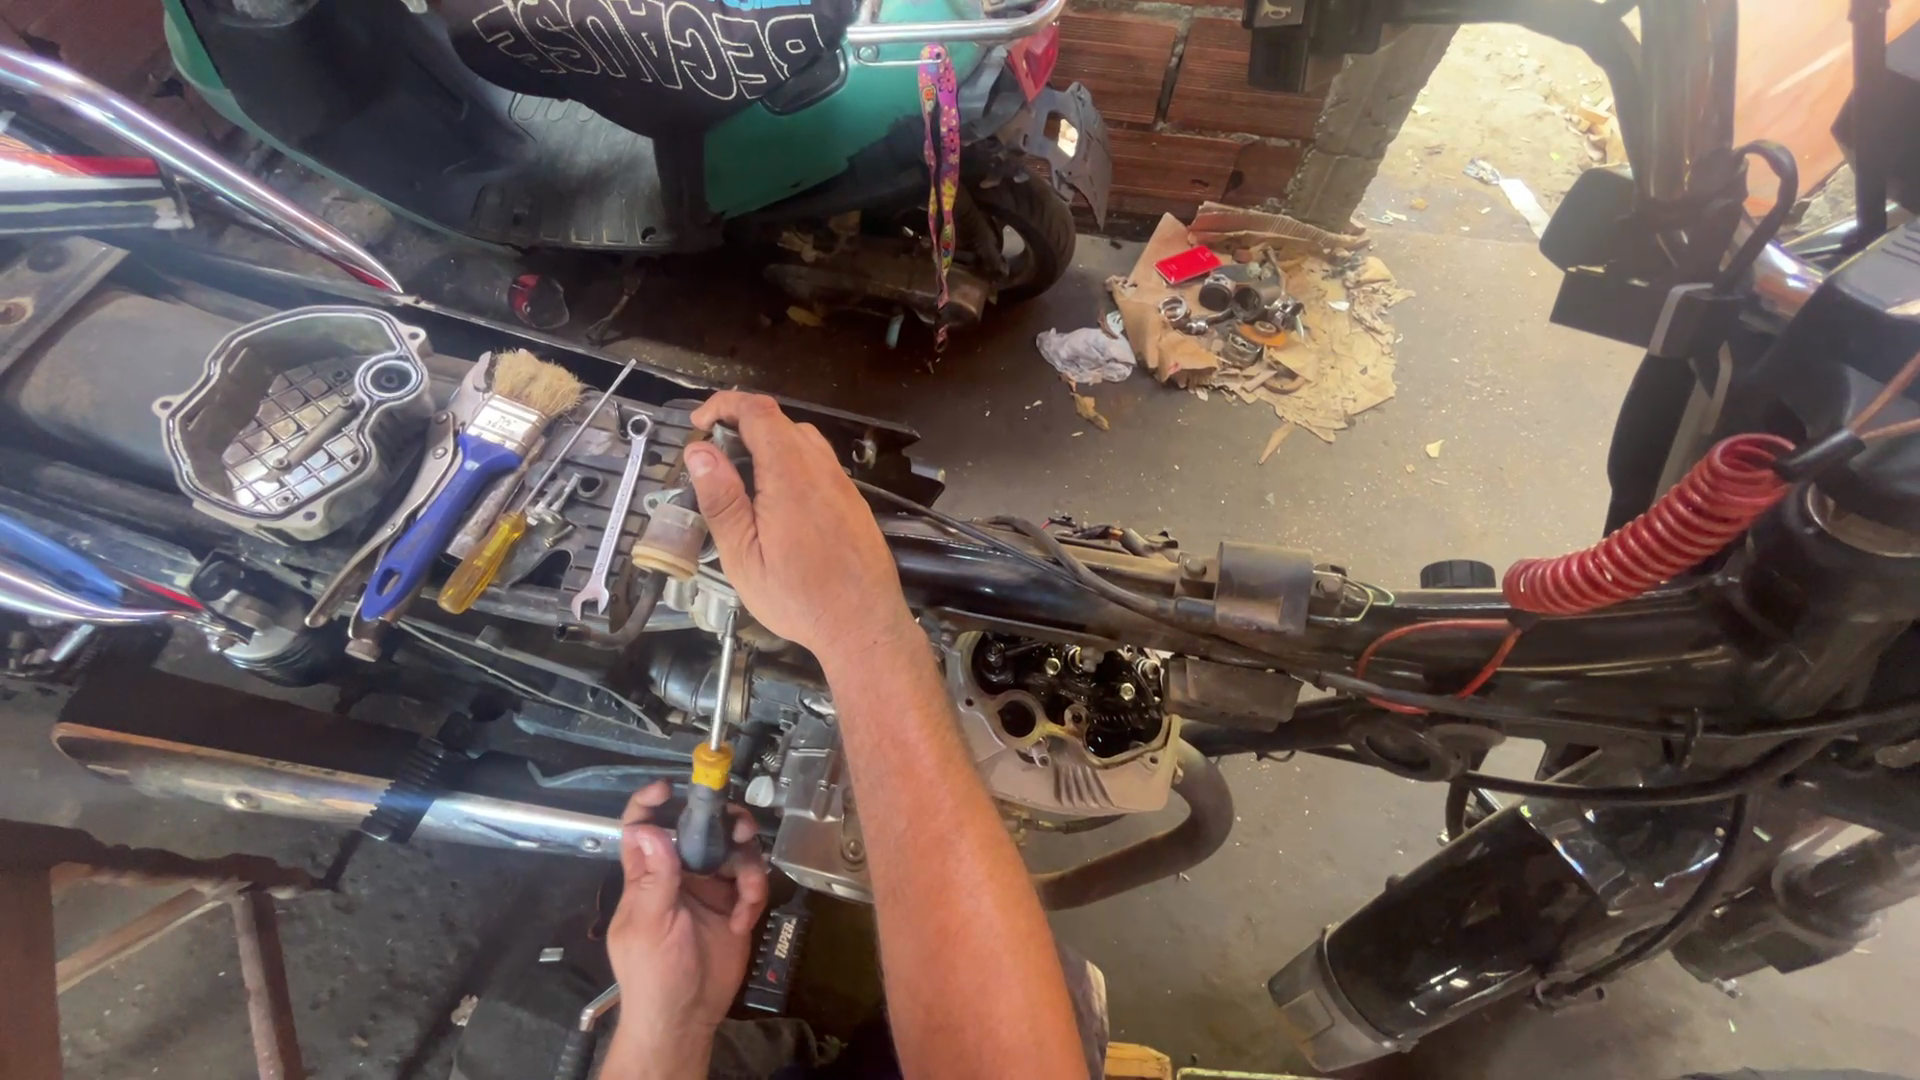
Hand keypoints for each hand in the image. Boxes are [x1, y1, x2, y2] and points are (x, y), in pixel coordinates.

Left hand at [603, 782, 767, 1076]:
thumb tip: (646, 829)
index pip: (642, 827)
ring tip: (748, 892)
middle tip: (743, 830)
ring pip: (736, 850)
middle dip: (726, 824)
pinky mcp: (735, 902)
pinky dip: (754, 896)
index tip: (670, 786)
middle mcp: (680, 872)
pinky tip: (744, 920)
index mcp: (648, 875)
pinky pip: (753, 880)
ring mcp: (710, 886)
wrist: (687, 1019)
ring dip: (749, 866)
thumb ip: (653, 878)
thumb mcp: (648, 927)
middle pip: (703, 827)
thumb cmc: (653, 977)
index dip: (651, 802)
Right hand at [686, 391, 918, 661]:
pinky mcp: (854, 502)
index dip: (724, 405)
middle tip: (714, 460)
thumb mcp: (744, 556)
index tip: (699, 425)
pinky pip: (820, 467)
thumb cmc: (800, 597)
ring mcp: (843, 485)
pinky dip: (792, 466)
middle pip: (782, 422)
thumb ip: (722, 499)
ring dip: (769, 447)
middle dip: (742, 426)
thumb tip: (700, 451)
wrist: (865, 624)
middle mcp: (822, 469)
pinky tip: (778, 503)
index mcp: (791, 474)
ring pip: (804, 442)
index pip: (758, 411)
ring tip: (742, 481)